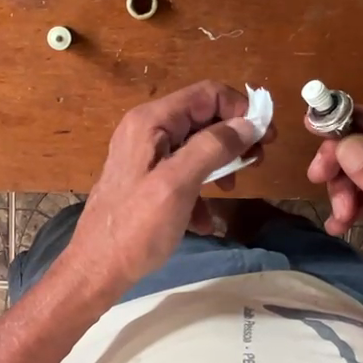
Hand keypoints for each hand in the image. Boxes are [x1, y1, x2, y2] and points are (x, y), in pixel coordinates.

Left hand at [59, 81, 264, 295]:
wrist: (97, 269)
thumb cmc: (137, 227)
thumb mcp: (178, 183)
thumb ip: (213, 147)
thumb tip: (249, 123)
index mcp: (151, 121)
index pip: (207, 94)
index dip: (240, 110)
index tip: (266, 138)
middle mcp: (146, 130)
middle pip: (203, 118)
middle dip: (233, 138)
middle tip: (256, 163)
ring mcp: (144, 155)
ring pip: (196, 146)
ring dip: (220, 165)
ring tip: (232, 190)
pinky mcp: (146, 179)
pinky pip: (182, 172)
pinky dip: (200, 190)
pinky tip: (204, 220)